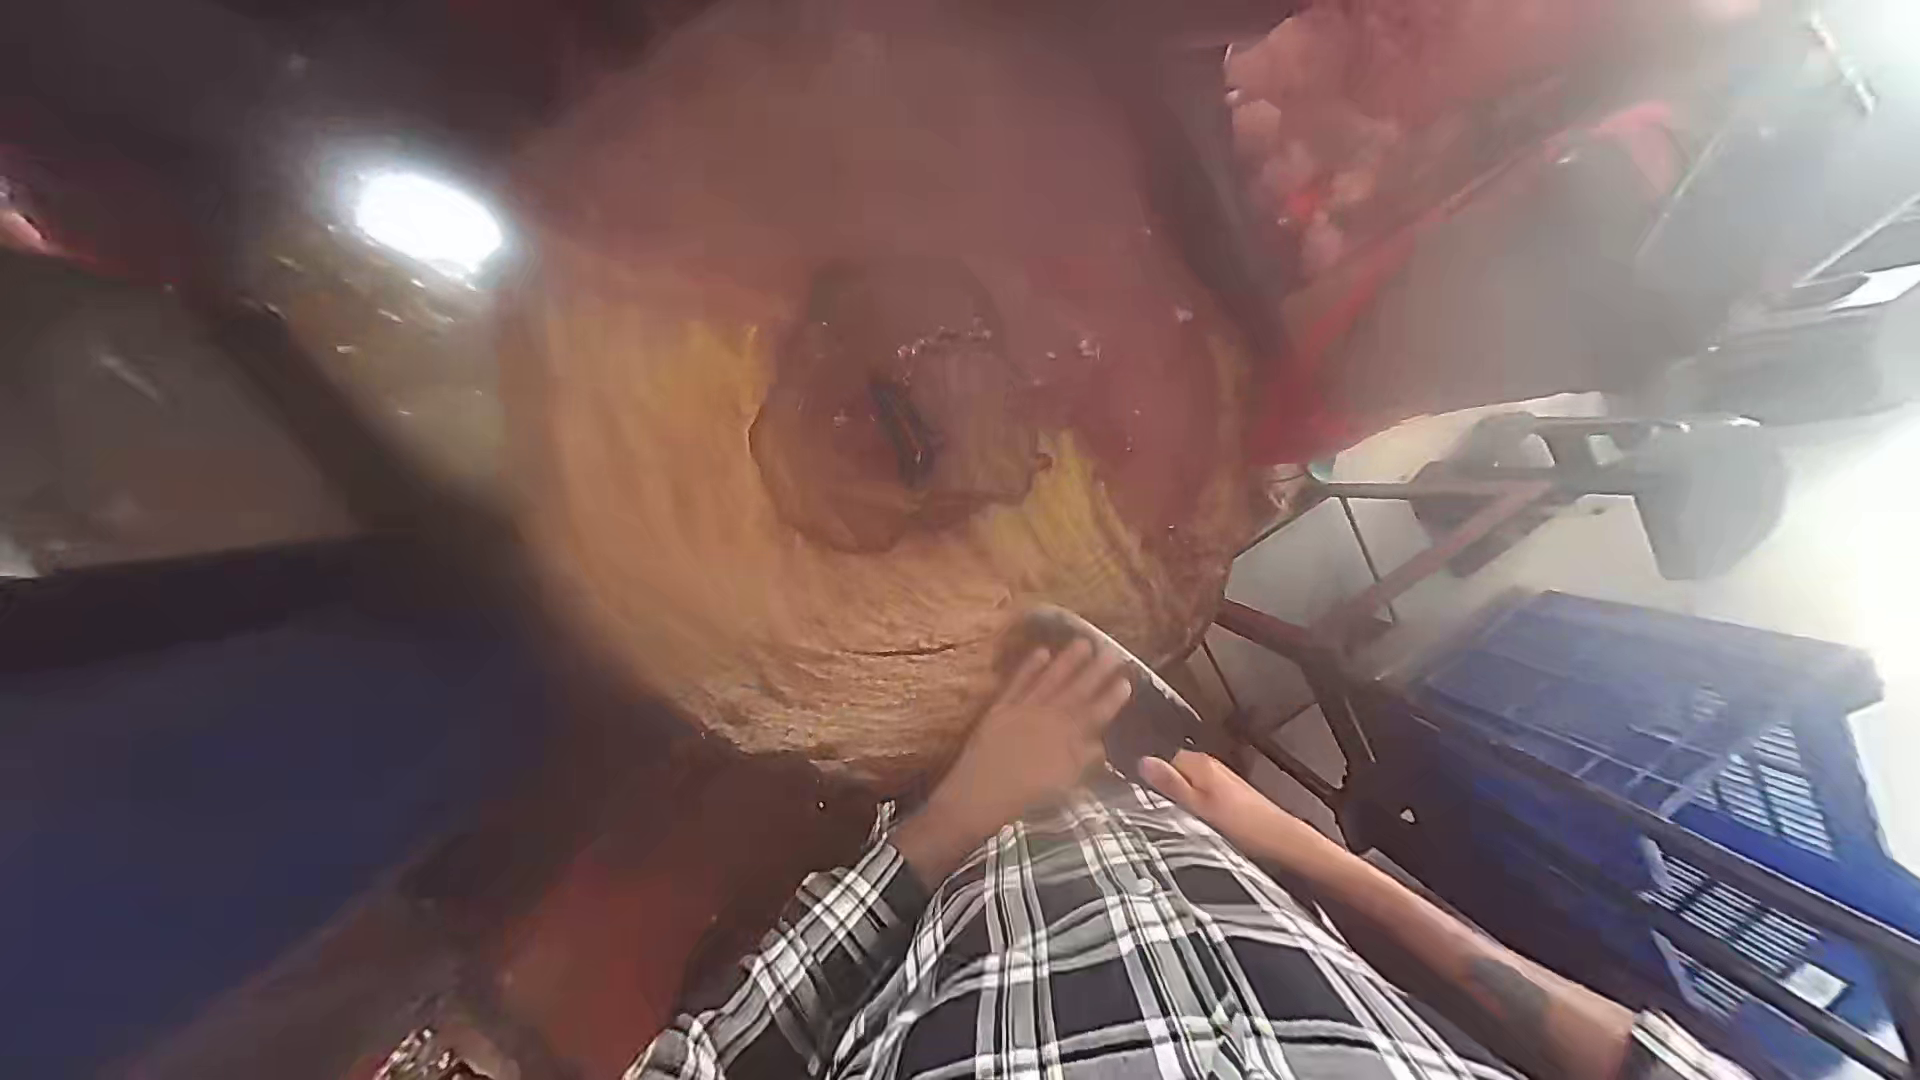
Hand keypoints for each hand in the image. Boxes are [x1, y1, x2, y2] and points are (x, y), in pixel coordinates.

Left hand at [893, 639, 1130, 883]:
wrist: (979, 796)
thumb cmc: (1024, 798)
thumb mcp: (1063, 785)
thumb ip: (1083, 761)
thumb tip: (1101, 742)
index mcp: (1066, 739)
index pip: (1096, 713)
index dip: (1112, 697)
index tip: (1127, 680)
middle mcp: (1048, 718)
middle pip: (1077, 690)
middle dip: (1096, 671)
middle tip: (1112, 651)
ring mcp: (1023, 709)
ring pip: (1051, 680)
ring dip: (1068, 661)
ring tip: (1083, 642)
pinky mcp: (1001, 707)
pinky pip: (1019, 681)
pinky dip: (1031, 666)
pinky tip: (1042, 651)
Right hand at [1138, 750, 1335, 867]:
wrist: (1283, 842)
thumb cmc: (1243, 826)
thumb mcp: (1197, 807)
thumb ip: (1169, 784)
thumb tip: (1142, 762)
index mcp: (1200, 763)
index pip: (1165, 760)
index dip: (1160, 781)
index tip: (1160, 801)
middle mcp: (1212, 766)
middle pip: (1178, 771)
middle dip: (1175, 791)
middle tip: (1179, 814)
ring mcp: (1224, 779)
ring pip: (1193, 784)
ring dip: (1191, 801)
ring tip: (1197, 823)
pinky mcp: (1233, 794)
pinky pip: (1207, 794)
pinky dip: (1205, 808)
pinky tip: (1212, 825)